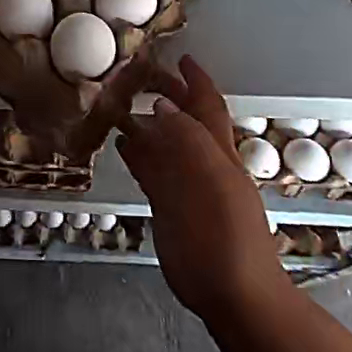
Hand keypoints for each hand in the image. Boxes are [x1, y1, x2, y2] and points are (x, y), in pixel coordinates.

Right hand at [119, 56, 291, 324]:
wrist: (232, 293)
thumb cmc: (226, 237)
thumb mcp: (212, 182)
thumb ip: (188, 142)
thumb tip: (163, 107)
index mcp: (219, 151)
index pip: (208, 106)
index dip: (196, 81)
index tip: (181, 58)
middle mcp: (202, 162)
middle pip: (183, 120)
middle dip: (166, 95)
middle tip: (138, 76)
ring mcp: (185, 185)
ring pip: (163, 144)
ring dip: (144, 122)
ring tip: (118, 103)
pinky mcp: (169, 207)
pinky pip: (151, 171)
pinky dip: (137, 154)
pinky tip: (121, 144)